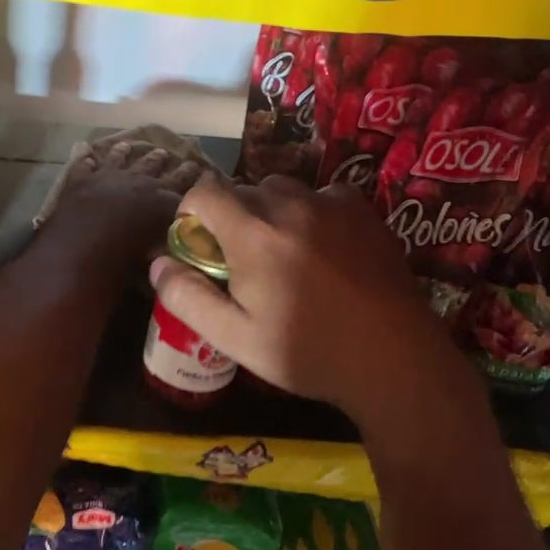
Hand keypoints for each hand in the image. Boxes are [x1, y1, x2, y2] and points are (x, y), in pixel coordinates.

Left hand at [43, 141, 205, 274]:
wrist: (84, 247)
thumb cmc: (127, 260)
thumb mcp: (158, 257)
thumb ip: (167, 248)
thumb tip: (173, 252)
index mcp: (162, 201)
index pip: (184, 185)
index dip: (192, 176)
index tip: (199, 166)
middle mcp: (139, 182)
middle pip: (153, 165)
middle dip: (161, 158)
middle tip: (166, 152)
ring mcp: (108, 176)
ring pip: (119, 158)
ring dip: (124, 152)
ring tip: (127, 145)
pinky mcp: (81, 180)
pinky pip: (85, 165)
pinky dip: (87, 160)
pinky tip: (87, 155)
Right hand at [148, 174, 486, 419]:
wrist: (393, 360)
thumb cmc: (307, 353)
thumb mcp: (236, 338)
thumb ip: (189, 297)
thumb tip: (156, 265)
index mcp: (253, 234)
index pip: (204, 191)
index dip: (191, 212)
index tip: (196, 244)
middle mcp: (290, 205)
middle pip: (243, 190)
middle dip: (231, 218)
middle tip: (241, 262)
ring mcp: (332, 204)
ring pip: (283, 189)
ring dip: (271, 212)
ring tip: (283, 254)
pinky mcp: (364, 212)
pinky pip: (322, 195)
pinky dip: (311, 211)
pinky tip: (322, 248)